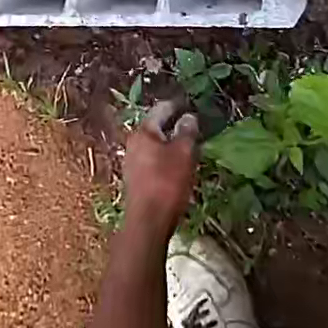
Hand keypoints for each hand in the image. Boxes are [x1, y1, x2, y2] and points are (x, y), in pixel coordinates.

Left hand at [122, 101, 198, 238]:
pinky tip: (178, 167)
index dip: (178, 107)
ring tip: (191, 147)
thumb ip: (187, 132)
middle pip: (156, 127)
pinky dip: (166, 159)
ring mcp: (132, 162)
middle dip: (175, 126)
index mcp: (143, 132)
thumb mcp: (183, 153)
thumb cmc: (167, 183)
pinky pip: (153, 161)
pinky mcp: (135, 179)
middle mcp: (133, 143)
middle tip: (196, 127)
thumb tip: (188, 117)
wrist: (148, 221)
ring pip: (155, 145)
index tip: (194, 106)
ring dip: (171, 144)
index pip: (161, 109)